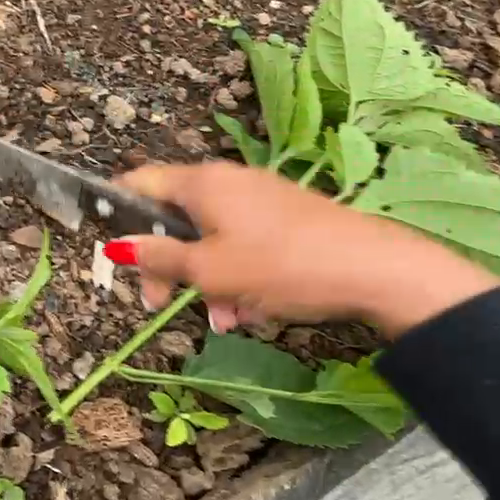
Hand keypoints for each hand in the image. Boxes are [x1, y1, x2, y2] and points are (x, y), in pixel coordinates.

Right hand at [108, 161, 499, 336]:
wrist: (384, 273)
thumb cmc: (283, 266)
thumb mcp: (208, 270)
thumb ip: (156, 256)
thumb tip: (115, 246)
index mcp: (198, 182)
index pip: (136, 184)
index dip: (118, 213)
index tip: (116, 252)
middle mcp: (225, 180)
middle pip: (173, 218)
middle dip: (166, 263)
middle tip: (159, 301)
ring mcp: (260, 197)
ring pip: (210, 236)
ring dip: (205, 277)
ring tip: (222, 318)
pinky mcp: (290, 218)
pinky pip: (243, 241)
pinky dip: (237, 272)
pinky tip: (252, 310)